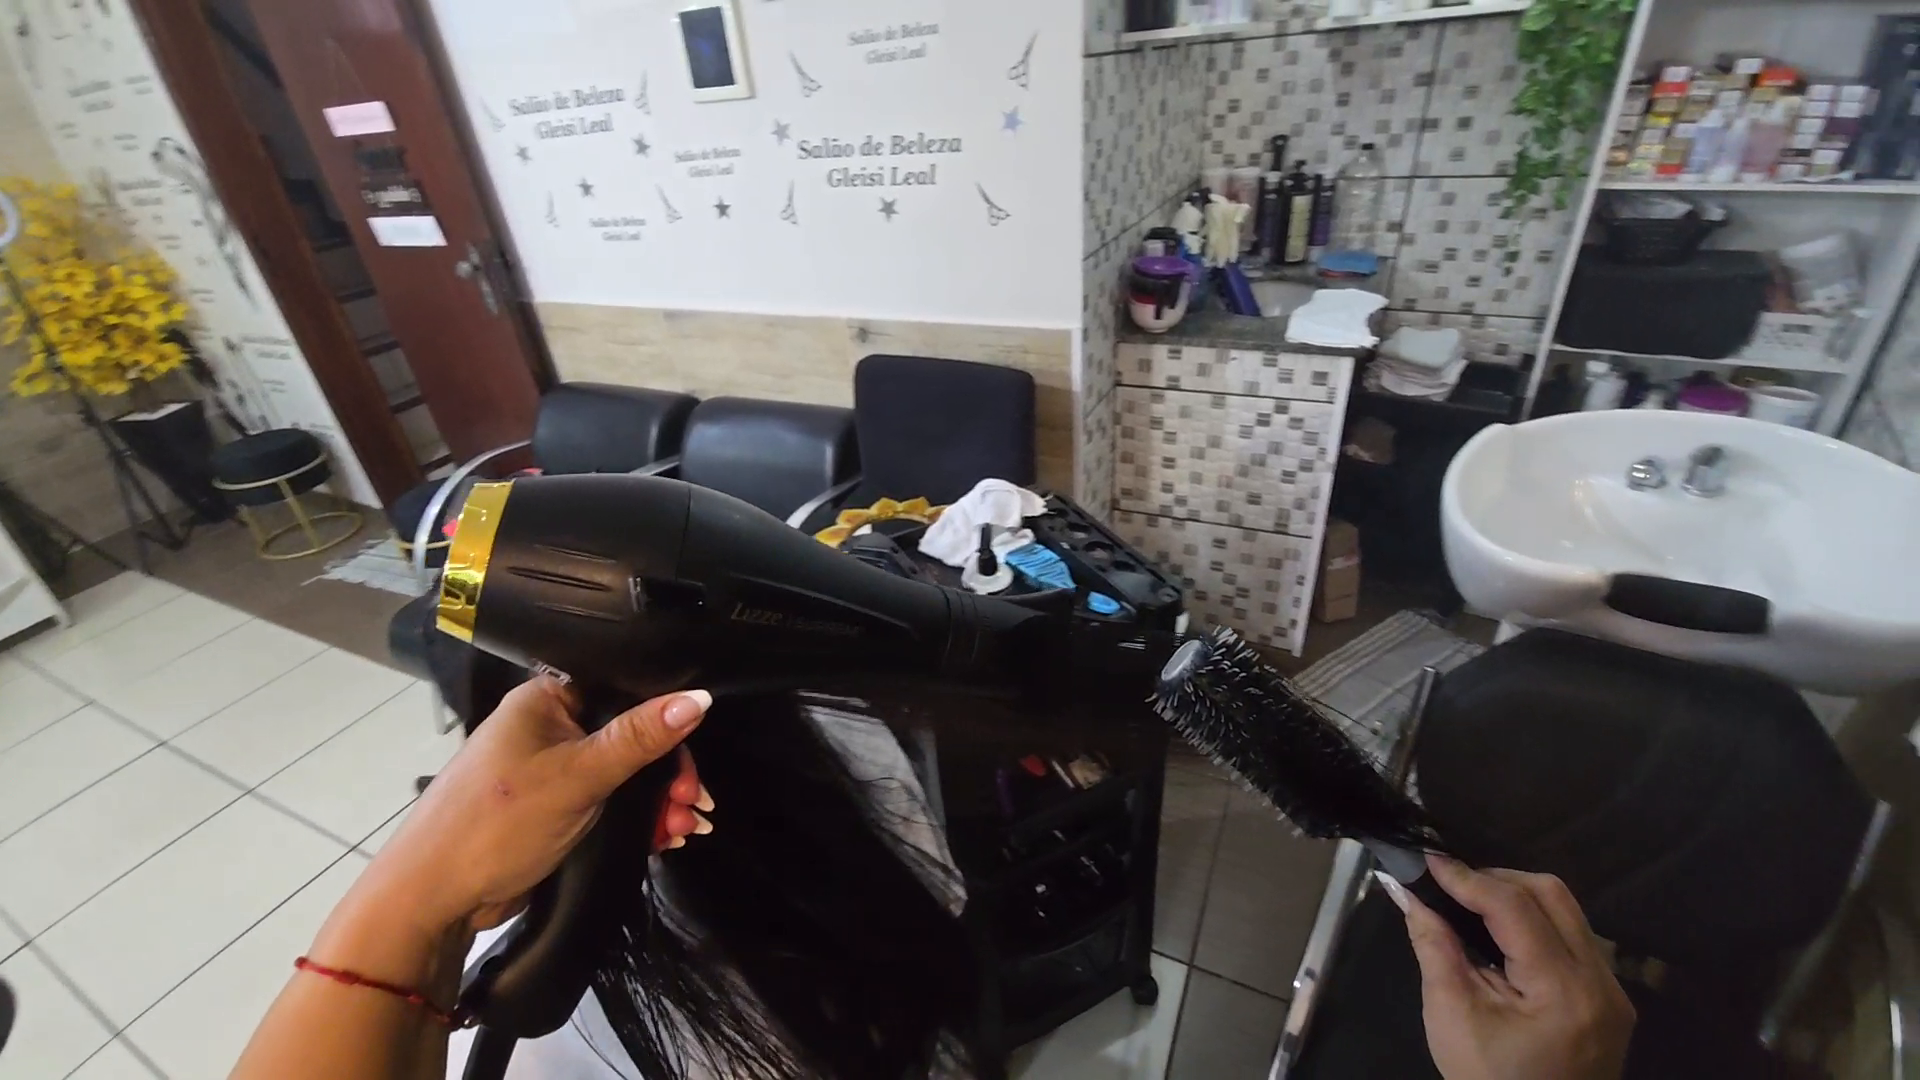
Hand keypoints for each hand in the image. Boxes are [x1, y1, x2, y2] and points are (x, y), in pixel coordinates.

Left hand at [355, 677, 712, 937]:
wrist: (429, 906)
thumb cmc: (497, 825)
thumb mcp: (578, 776)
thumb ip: (640, 737)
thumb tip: (701, 697)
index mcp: (549, 700)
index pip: (627, 689)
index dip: (669, 718)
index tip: (694, 759)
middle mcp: (553, 725)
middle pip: (634, 735)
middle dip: (669, 773)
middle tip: (692, 805)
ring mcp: (555, 766)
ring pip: (628, 771)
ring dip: (660, 801)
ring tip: (683, 831)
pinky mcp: (559, 804)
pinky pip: (613, 799)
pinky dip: (640, 817)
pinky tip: (665, 837)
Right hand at [1394, 856, 1634, 1079]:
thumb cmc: (1487, 1078)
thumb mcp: (1450, 1010)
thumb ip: (1432, 942)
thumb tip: (1404, 889)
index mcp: (1563, 991)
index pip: (1514, 906)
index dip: (1465, 876)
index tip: (1425, 860)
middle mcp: (1601, 984)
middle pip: (1550, 894)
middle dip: (1493, 877)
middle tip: (1448, 882)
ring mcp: (1611, 991)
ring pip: (1564, 908)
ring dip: (1512, 893)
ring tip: (1467, 901)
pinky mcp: (1606, 997)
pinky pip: (1570, 933)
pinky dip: (1529, 916)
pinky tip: (1495, 928)